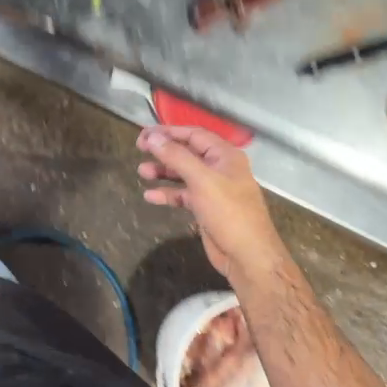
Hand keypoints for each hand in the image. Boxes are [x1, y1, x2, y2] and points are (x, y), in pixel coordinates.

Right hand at [137, 125, 285, 277]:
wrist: (246, 254)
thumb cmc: (228, 212)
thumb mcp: (202, 180)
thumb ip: (176, 157)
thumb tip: (153, 137)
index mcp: (225, 156)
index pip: (194, 135)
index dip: (168, 132)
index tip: (144, 134)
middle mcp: (220, 169)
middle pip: (187, 153)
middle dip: (164, 151)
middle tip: (139, 149)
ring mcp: (213, 189)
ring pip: (184, 175)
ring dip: (163, 172)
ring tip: (141, 172)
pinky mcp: (206, 208)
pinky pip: (184, 195)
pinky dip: (168, 194)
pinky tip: (150, 197)